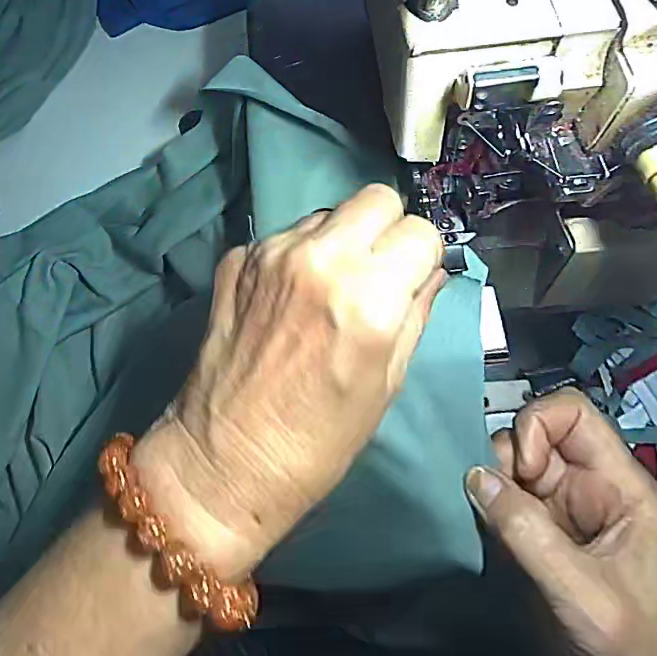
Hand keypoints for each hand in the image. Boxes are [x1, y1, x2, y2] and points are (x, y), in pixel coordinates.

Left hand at [134, 184, 444, 575]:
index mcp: (368, 296)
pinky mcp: (238, 256)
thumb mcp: (388, 381)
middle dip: (388, 228)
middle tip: (379, 268)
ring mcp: (272, 251)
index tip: (413, 275)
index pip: (419, 231)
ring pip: (329, 212)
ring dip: (341, 239)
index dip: (422, 254)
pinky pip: (287, 235)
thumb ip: (415, 312)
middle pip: (376, 197)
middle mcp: (319, 258)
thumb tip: (430, 270)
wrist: (226, 458)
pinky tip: (288, 298)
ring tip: (328, 287)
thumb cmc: (320, 437)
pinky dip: (298, 255)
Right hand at [468, 390, 656, 655]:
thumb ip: (531, 536)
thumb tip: (477, 477)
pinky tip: (493, 529)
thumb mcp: (587, 598)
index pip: (575, 415)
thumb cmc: (638, 654)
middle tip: (501, 500)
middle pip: (538, 433)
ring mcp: (568, 506)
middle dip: (511, 459)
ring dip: (496, 480)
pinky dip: (491, 501)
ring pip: (517, 460)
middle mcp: (595, 487)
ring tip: (496, 520)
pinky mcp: (545, 527)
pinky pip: (508, 492)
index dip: (538, 425)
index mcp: (626, 489)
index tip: (523, 472)